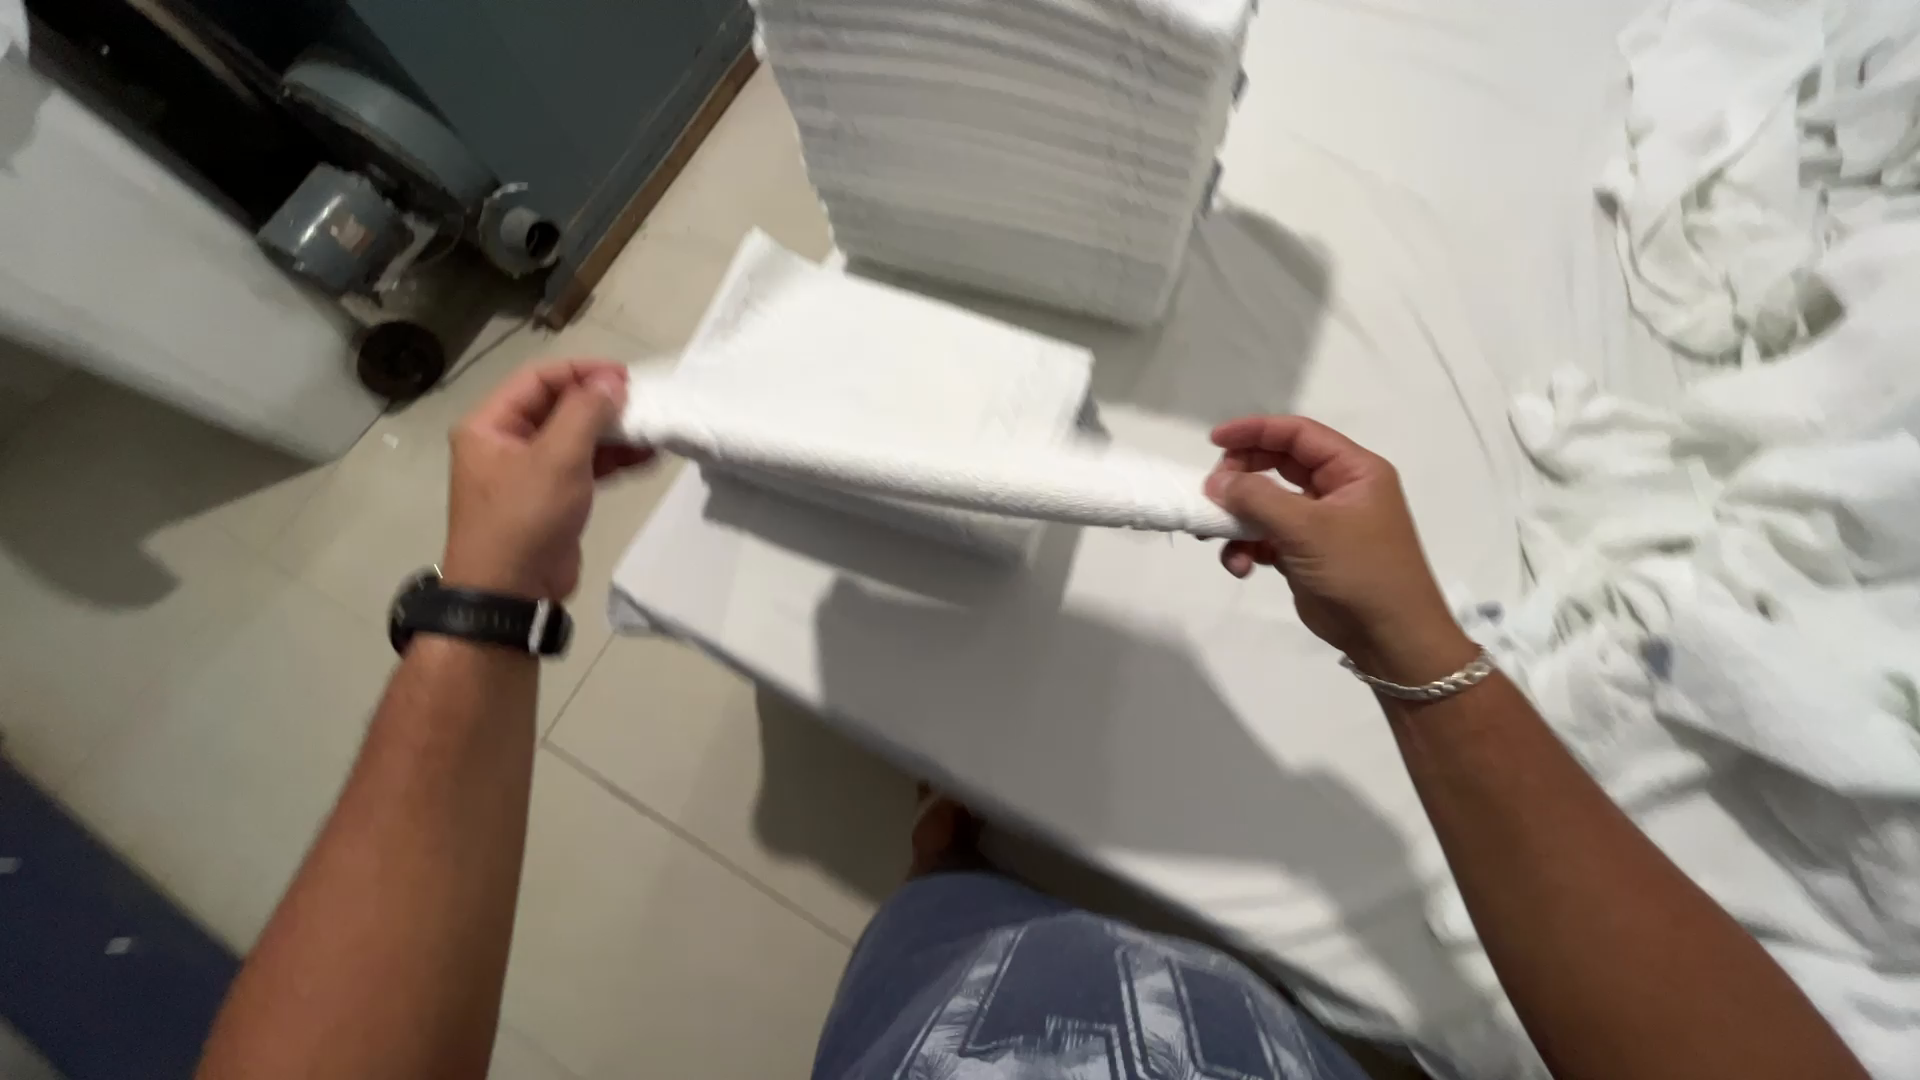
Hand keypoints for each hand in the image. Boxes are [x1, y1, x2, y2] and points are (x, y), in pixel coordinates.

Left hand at [442, 360, 653, 599]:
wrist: (511, 590)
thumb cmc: (525, 518)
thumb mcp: (556, 459)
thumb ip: (585, 414)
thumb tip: (612, 382)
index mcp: (491, 426)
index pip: (538, 380)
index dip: (582, 372)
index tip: (625, 376)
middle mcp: (507, 443)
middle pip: (559, 407)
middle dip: (601, 403)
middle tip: (642, 403)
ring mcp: (531, 472)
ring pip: (576, 438)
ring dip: (613, 433)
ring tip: (651, 430)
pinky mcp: (554, 498)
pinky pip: (586, 467)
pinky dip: (613, 460)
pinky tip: (646, 457)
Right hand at [1204, 416, 1475, 683]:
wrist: (1389, 637)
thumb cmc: (1359, 571)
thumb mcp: (1307, 528)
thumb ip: (1257, 498)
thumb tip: (1216, 481)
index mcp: (1354, 471)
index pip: (1298, 434)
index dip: (1255, 431)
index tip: (1213, 441)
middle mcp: (1337, 490)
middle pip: (1277, 466)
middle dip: (1241, 478)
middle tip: (1212, 493)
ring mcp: (1319, 523)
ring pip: (1265, 504)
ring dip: (1238, 519)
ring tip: (1216, 536)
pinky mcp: (1303, 553)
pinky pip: (1264, 537)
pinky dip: (1246, 547)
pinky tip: (1240, 566)